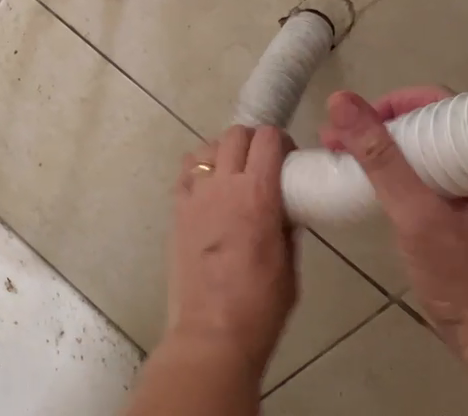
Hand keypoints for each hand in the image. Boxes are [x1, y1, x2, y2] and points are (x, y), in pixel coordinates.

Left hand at [162, 125, 297, 378]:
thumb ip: (288, 228)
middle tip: (264, 161)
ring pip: (207, 147)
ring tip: (235, 172)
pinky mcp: (177, 209)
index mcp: (258, 195)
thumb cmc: (260, 307)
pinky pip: (187, 171)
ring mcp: (195, 195)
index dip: (280, 139)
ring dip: (224, 151)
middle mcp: (224, 185)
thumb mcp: (289, 266)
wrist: (212, 334)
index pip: (266, 139)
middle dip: (253, 139)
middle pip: (235, 134)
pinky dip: (201, 169)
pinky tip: (210, 188)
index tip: (288, 155)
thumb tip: (287, 208)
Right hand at [320, 89, 467, 373]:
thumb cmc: (467, 280)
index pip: (441, 104)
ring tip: (353, 160)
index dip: (392, 105)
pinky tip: (383, 187)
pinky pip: (445, 177)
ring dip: (394, 151)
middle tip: (343, 140)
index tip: (353, 122)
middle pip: (437, 126)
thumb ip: (380, 157)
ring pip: (439, 152)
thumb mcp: (416, 215)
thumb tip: (342, 101)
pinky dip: (411, 174)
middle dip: (385, 128)